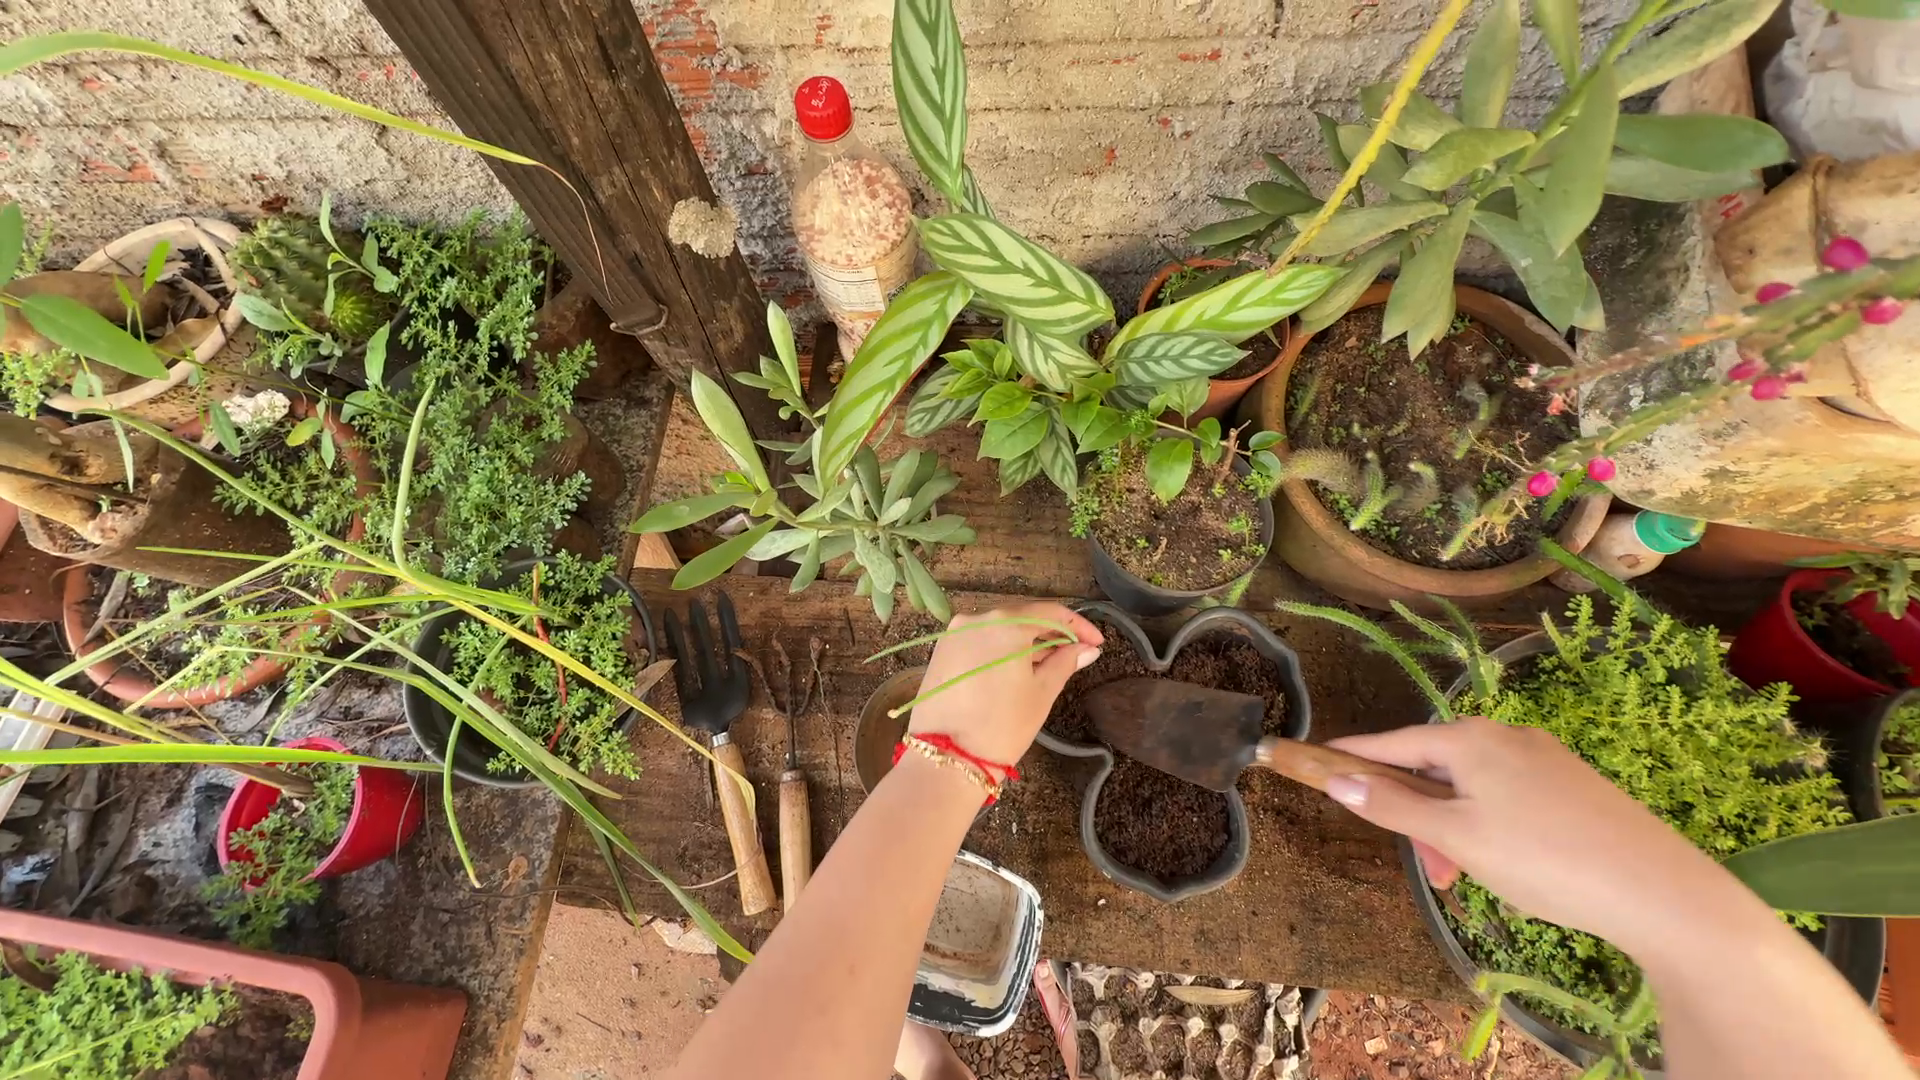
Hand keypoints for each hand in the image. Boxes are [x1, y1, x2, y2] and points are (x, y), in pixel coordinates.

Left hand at [907, 602, 1103, 765]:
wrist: (947, 758)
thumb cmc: (1001, 725)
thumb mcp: (1041, 692)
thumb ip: (1065, 662)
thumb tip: (1087, 648)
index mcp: (1005, 623)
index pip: (1050, 612)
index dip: (1078, 625)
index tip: (1096, 642)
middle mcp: (976, 619)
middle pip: (1023, 616)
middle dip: (1052, 632)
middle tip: (1076, 652)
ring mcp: (955, 633)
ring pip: (1000, 628)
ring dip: (1027, 641)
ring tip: (1050, 662)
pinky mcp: (942, 651)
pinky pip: (981, 639)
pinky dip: (1002, 648)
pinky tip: (1018, 666)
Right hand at [1324, 717, 1724, 946]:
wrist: (1669, 897)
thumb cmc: (1544, 859)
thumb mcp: (1454, 837)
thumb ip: (1390, 807)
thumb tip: (1335, 781)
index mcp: (1469, 738)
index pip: (1391, 743)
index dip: (1354, 757)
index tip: (1320, 762)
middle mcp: (1504, 735)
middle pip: (1433, 767)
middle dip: (1419, 815)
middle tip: (1431, 868)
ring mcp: (1545, 757)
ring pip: (1471, 785)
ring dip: (1454, 826)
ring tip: (1468, 876)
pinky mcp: (1575, 784)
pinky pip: (1508, 794)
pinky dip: (1488, 823)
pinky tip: (1506, 861)